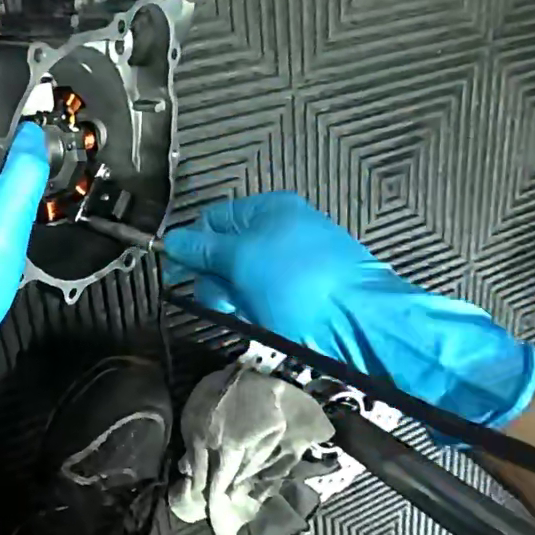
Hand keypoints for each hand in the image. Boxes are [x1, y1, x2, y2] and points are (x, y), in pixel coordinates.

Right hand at [163, 192, 534, 426]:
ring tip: (248, 313)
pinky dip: (254, 312)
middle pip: (225, 253)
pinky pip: (261, 302)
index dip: (192, 244)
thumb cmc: (303, 283)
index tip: (175, 270)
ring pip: (241, 282)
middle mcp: (280, 234)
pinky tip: (262, 322)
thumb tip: (172, 241)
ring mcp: (291, 267)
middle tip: (223, 298)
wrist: (361, 325)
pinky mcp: (298, 298)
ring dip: (234, 299)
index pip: (214, 219)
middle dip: (216, 277)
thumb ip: (204, 248)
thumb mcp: (244, 258)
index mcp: (270, 210)